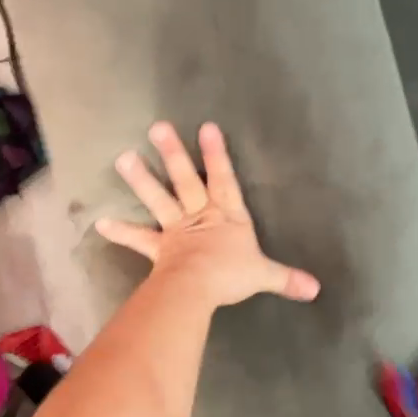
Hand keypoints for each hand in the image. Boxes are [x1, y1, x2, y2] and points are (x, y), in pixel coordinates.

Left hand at [95, 122, 320, 307]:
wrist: (197, 289)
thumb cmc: (231, 275)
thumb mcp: (264, 274)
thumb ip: (287, 278)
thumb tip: (316, 289)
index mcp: (228, 216)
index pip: (224, 179)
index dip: (216, 154)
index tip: (206, 126)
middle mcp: (201, 216)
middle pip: (186, 180)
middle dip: (173, 153)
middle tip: (157, 127)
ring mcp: (177, 229)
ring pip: (159, 199)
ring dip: (141, 179)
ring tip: (123, 157)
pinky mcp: (159, 248)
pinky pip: (139, 239)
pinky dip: (121, 232)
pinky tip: (101, 223)